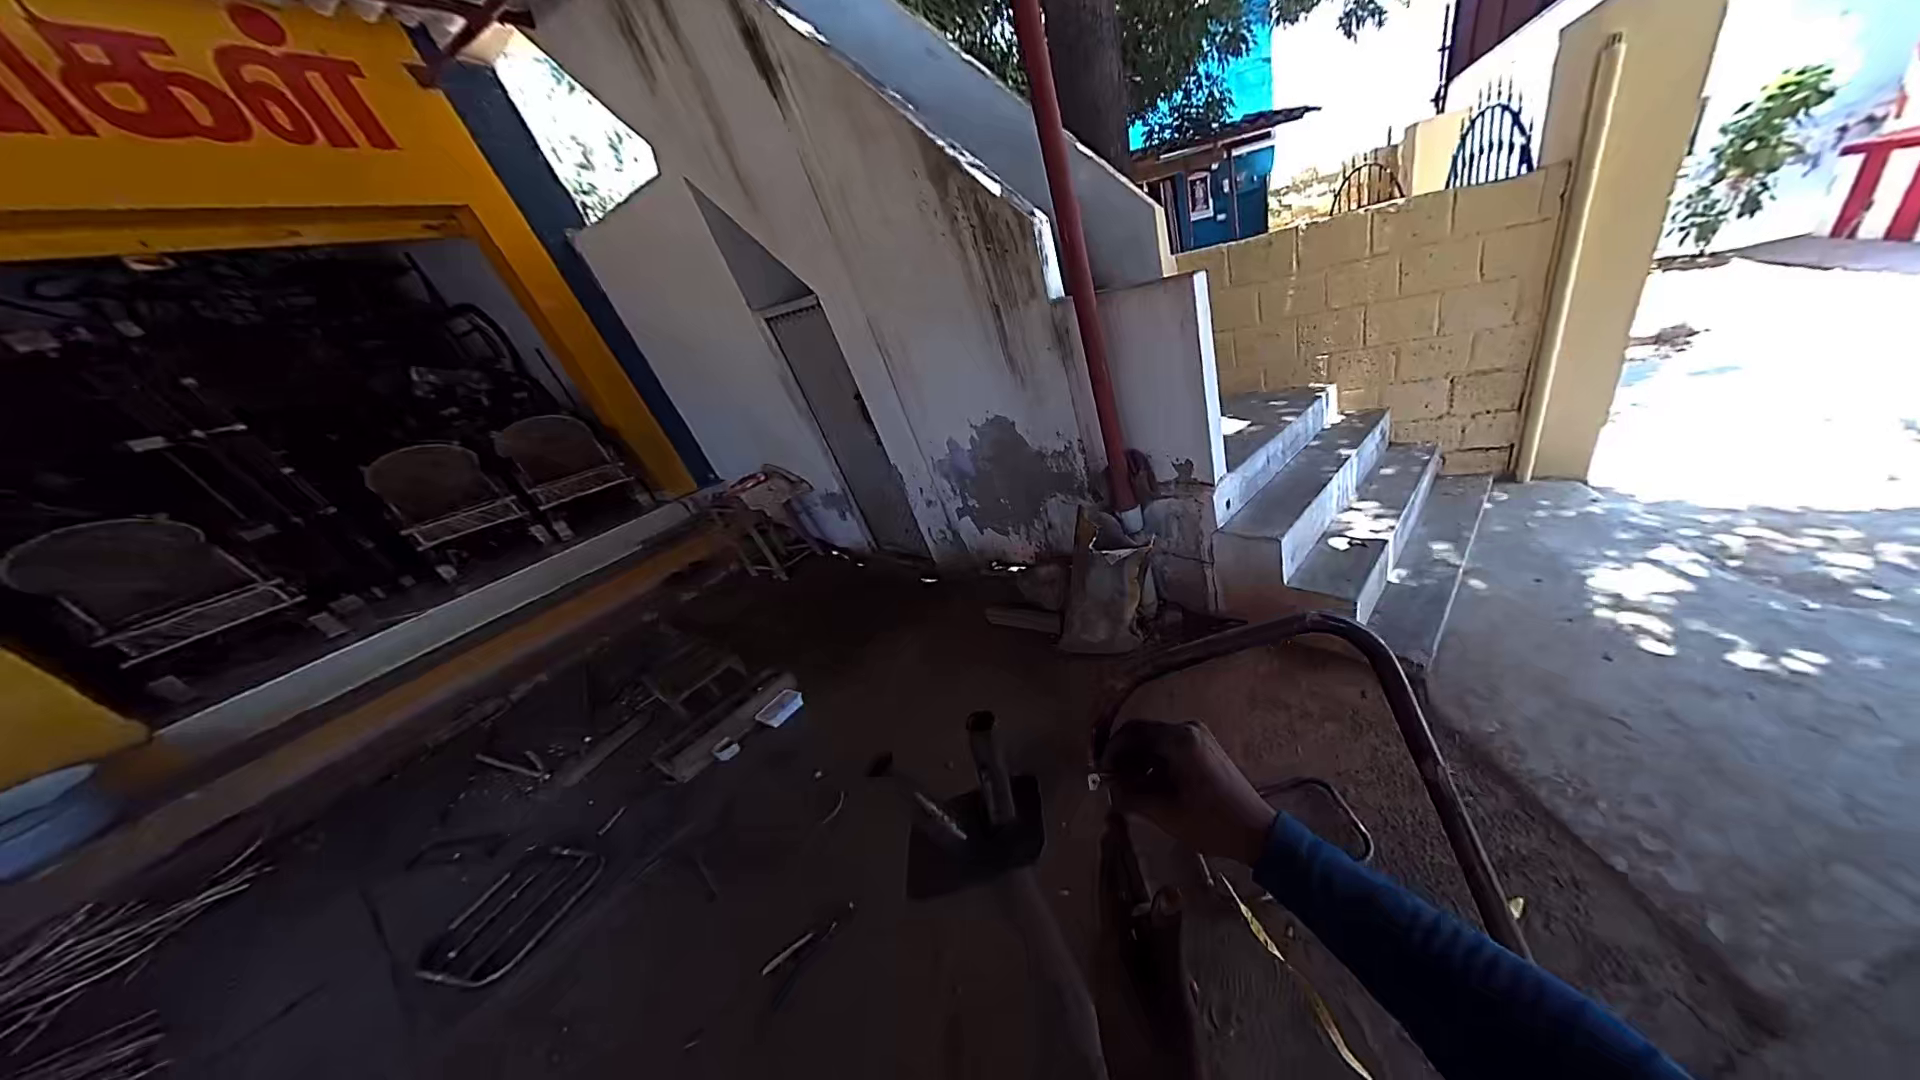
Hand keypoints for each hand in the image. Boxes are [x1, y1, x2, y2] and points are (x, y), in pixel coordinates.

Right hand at [1099, 720, 1275, 864]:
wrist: (1257, 833)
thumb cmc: (1210, 822)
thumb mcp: (1163, 811)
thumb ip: (1129, 796)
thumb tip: (1107, 790)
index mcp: (1179, 739)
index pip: (1131, 733)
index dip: (1110, 752)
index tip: (1099, 774)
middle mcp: (1188, 729)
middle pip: (1142, 734)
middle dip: (1122, 757)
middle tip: (1110, 782)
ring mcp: (1198, 736)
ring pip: (1154, 742)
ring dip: (1137, 761)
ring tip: (1127, 788)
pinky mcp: (1204, 748)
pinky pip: (1168, 748)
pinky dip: (1153, 763)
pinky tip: (1147, 785)